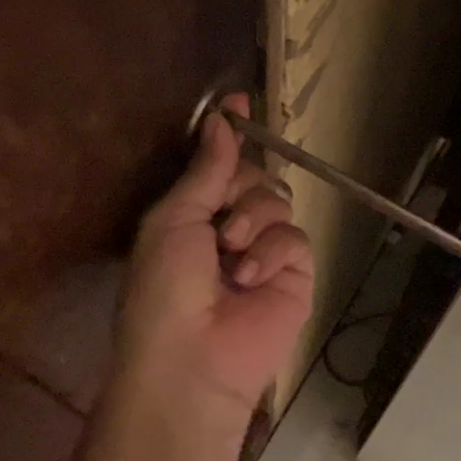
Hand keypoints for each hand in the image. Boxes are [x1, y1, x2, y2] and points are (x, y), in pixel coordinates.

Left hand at [113, 94, 314, 423]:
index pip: (217, 164)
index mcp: (191, 217)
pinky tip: (249, 277)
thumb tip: (222, 119)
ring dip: (252, 219)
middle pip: (253, 175)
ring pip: (277, 199)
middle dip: (239, 187)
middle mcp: (228, 230)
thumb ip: (204, 171)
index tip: (239, 102)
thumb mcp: (173, 221)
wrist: (192, 358)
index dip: (228, 136)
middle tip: (220, 220)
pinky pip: (295, 236)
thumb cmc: (165, 287)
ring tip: (230, 254)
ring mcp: (263, 253)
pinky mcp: (294, 276)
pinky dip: (271, 250)